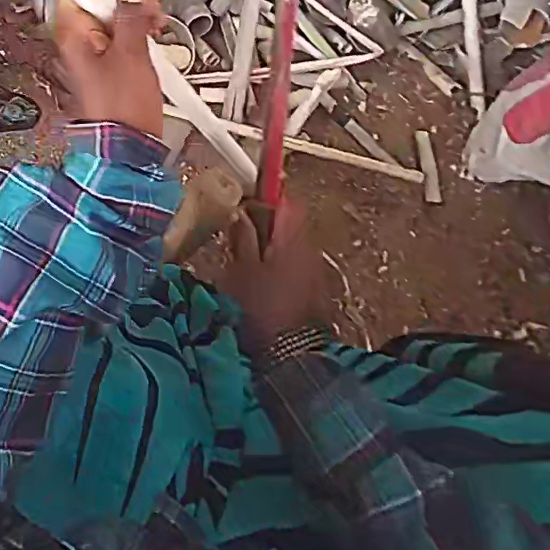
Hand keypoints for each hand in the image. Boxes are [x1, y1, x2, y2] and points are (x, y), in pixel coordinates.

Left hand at [54, 0, 164, 137]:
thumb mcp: (133, 54)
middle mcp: (75, 41)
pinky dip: (134, 31)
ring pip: (108, 16)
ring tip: (152, 24)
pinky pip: (116, 35)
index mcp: (71, 34)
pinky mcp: (104, 63)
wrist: (128, 146)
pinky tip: (150, 36)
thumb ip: (131, 16)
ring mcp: (89, 52)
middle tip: (144, 3)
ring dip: (133, 14)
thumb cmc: (121, 111)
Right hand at [223, 198, 329, 355]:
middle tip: (237, 229)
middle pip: (289, 221)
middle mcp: (308, 248)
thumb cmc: (260, 306)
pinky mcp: (310, 287)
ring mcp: (312, 269)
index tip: (245, 201)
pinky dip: (274, 261)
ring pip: (289, 242)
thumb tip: (242, 211)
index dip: (267, 196)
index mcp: (292, 238)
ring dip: (269, 242)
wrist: (288, 354)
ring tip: (243, 254)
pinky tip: (256, 276)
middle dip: (264, 221)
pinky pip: (291, 261)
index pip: (288, 201)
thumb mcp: (240, 268)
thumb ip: (243, 237)